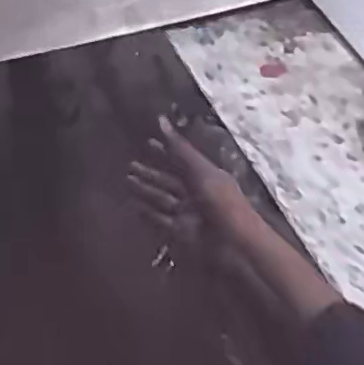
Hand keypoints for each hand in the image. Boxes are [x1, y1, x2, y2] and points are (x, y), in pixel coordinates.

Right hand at [128, 115, 251, 248]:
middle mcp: (195, 194)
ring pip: (161, 198)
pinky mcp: (180, 233)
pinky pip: (160, 220)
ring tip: (127, 180)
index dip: (165, 151)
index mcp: (205, 176)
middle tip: (130, 164)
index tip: (148, 142)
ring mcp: (187, 214)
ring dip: (145, 190)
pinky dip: (147, 213)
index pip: (180, 160)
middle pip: (168, 180)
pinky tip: (134, 205)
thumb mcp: (200, 170)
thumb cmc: (221, 202)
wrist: (236, 246)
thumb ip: (178, 148)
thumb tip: (160, 119)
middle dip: (150, 173)